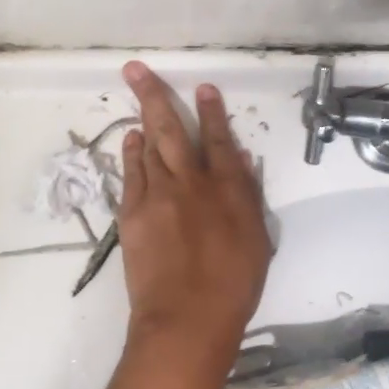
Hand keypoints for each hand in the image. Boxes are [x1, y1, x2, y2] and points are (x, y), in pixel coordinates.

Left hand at [117, 61, 270, 363]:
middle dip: (155, 95)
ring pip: (148, 146)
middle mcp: (191, 183)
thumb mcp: (257, 242)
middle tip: (136, 68)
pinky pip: (131, 173)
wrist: (186, 319)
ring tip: (135, 94)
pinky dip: (131, 153)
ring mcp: (158, 195)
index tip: (204, 87)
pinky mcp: (133, 213)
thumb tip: (241, 161)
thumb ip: (248, 197)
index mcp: (228, 190)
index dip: (212, 111)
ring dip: (142, 119)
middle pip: (172, 129)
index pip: (220, 140)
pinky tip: (130, 139)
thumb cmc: (233, 287)